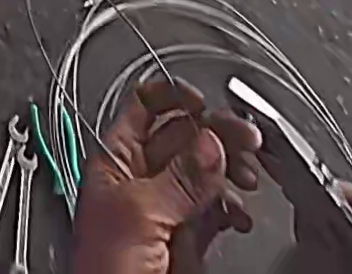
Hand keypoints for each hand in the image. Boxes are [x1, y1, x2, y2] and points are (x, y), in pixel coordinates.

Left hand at [72, 80, 264, 273]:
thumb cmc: (102, 271)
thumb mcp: (138, 214)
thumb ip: (178, 179)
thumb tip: (211, 143)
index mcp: (116, 159)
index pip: (143, 109)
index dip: (171, 96)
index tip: (203, 99)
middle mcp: (141, 178)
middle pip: (180, 137)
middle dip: (213, 131)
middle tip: (246, 137)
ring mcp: (165, 209)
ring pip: (202, 172)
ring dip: (229, 167)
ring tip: (249, 174)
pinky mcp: (187, 243)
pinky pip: (214, 212)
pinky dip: (233, 208)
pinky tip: (242, 212)